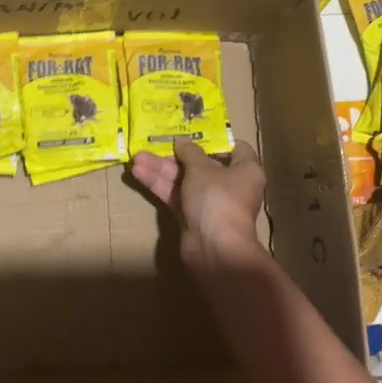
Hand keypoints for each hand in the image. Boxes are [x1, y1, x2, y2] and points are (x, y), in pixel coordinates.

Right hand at [131, 139, 266, 271]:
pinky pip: (176, 197)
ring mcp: (210, 203)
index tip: (192, 133)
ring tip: (136, 159)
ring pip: (184, 181)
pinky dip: (160, 186)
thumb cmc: (217, 199)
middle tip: (152, 145)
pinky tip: (139, 174)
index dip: (215, 140)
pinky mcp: (193, 218)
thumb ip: (190, 152)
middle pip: (201, 164)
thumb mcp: (202, 168)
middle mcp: (230, 186)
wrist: (214, 249)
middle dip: (175, 156)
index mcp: (245, 170)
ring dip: (161, 170)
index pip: (235, 149)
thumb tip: (183, 142)